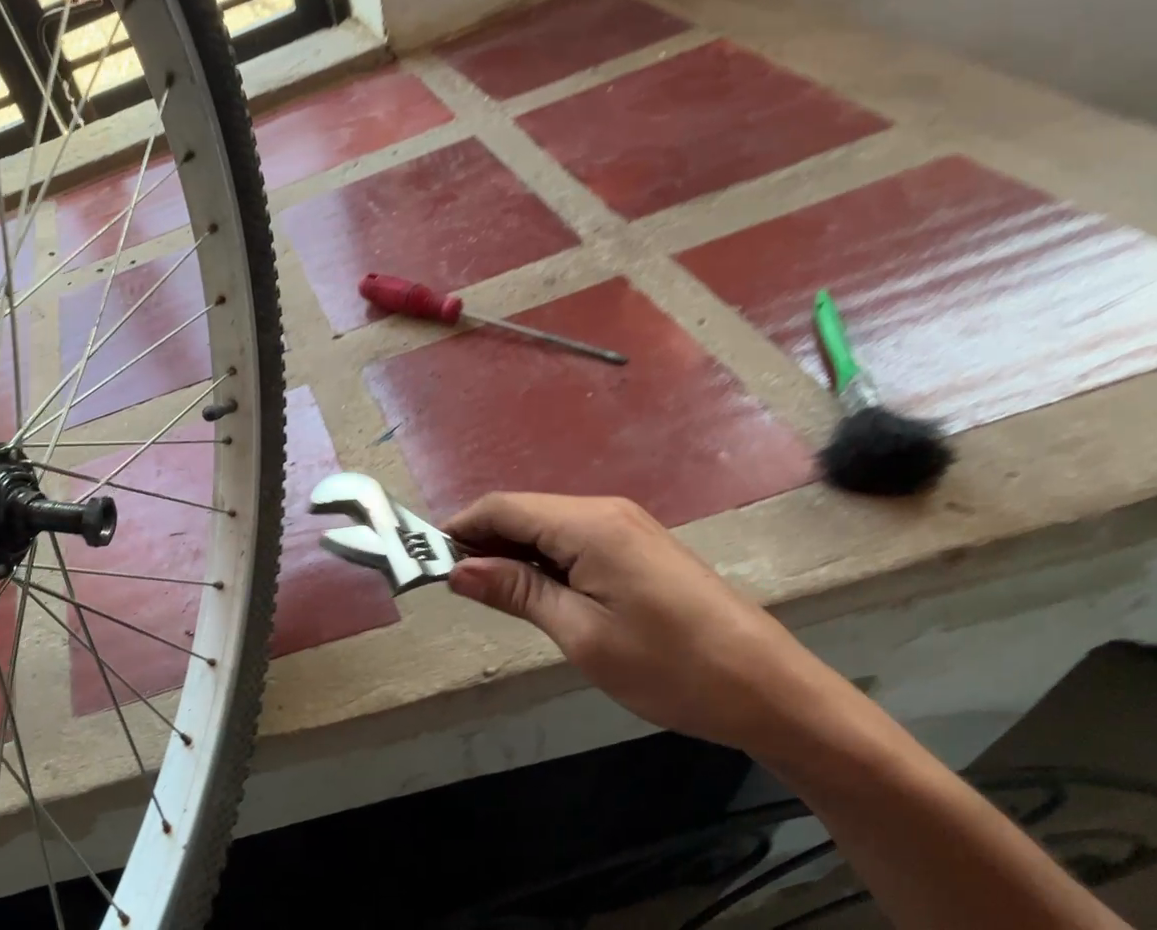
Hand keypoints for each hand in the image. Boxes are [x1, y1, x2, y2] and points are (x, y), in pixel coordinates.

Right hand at [442, 493, 859, 758]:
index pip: (501, 507)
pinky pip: (574, 540)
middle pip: (522, 512)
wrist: (775, 694)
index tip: (426, 562)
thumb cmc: (673, 668)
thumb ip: (517, 593)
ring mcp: (628, 526)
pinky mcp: (641, 547)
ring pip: (547, 527)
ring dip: (513, 553)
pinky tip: (538, 594)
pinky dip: (544, 561)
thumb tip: (459, 570)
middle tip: (455, 588)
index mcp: (589, 525)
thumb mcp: (582, 636)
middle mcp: (605, 511)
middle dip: (483, 542)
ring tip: (492, 597)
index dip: (458, 530)